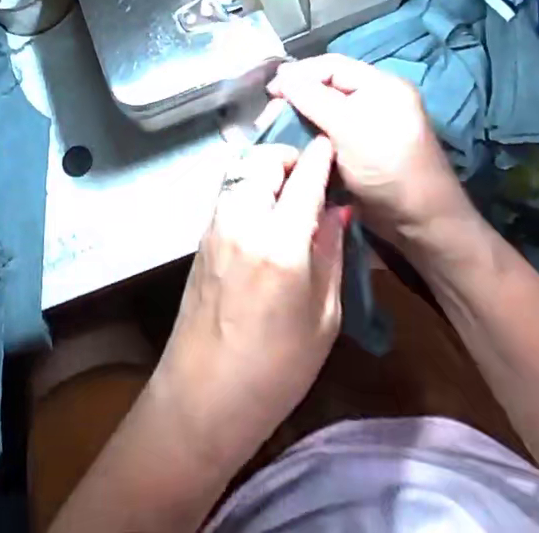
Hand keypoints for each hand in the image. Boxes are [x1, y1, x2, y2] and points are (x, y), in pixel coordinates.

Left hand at [153, 139, 344, 469]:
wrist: (203, 395)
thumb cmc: (277, 368)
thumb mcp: (324, 317)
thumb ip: (330, 252)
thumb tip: (336, 209)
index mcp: (280, 243)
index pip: (303, 178)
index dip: (320, 156)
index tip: (332, 143)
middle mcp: (243, 221)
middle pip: (263, 160)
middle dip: (289, 155)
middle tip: (310, 173)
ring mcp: (216, 225)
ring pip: (241, 171)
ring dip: (266, 167)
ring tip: (290, 187)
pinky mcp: (202, 236)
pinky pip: (229, 191)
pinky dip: (249, 184)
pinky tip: (266, 207)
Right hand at [269, 55, 472, 248]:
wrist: (419, 222)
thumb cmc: (386, 167)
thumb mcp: (348, 126)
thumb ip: (313, 98)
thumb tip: (282, 78)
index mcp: (381, 85)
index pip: (332, 65)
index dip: (298, 73)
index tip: (270, 89)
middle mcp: (375, 99)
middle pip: (326, 87)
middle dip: (296, 97)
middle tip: (269, 114)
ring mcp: (368, 126)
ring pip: (324, 112)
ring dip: (299, 118)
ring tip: (274, 128)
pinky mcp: (360, 150)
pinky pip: (328, 134)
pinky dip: (309, 136)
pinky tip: (291, 143)